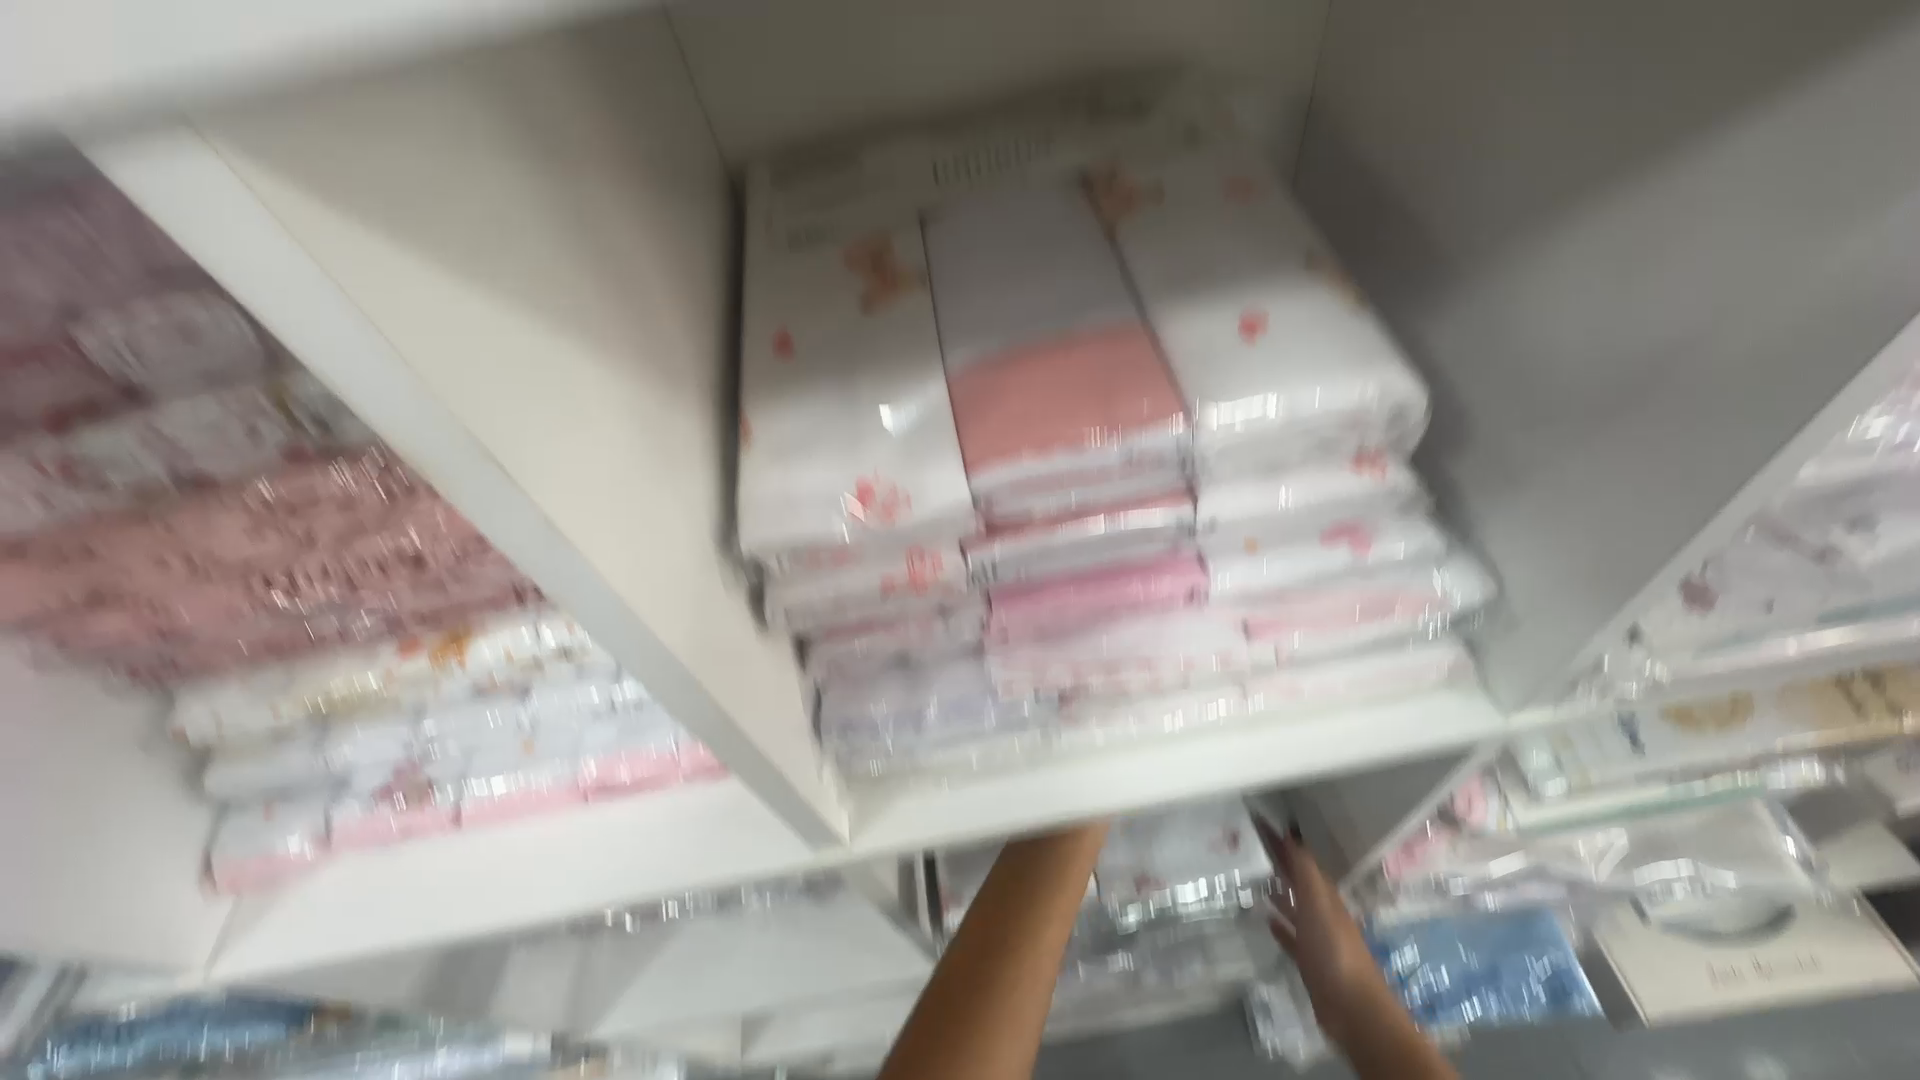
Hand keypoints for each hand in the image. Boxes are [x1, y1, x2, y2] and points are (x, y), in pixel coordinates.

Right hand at [1255, 817, 1400, 1047]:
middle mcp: (1322, 913)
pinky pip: (1292, 938)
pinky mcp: (1309, 962)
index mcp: (1326, 896)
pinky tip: (1267, 920)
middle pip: (1299, 881)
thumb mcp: (1319, 903)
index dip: (1283, 843)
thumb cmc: (1334, 951)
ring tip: (1255, 880)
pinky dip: (1280, 926)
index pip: (1301, 861)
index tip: (1260, 824)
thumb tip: (1291, 836)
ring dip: (1280, 893)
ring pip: (1295, 908)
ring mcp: (1317, 939)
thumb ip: (1305, 871)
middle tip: (1253, 847)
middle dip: (1281, 864)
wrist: (1353, 1009)